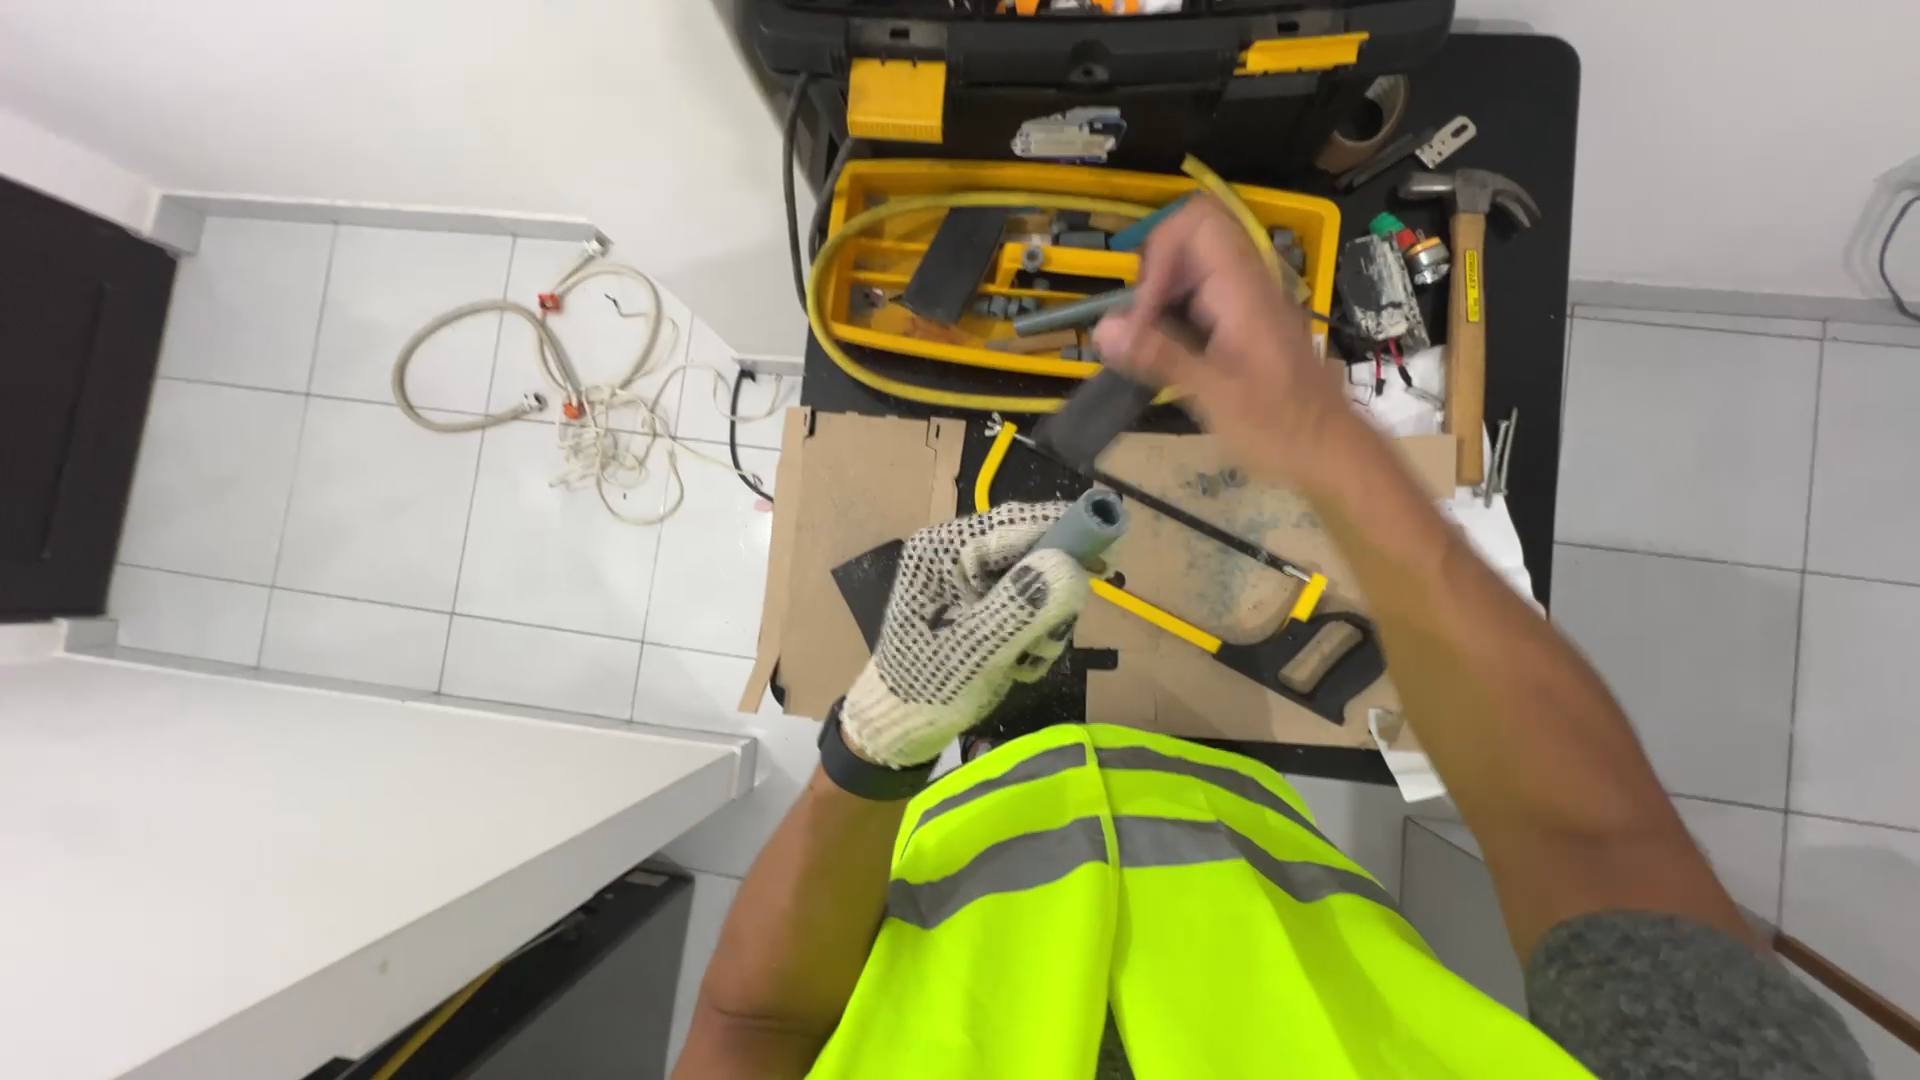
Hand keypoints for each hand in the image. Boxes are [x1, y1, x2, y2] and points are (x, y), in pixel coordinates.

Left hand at [841, 502, 1090, 767]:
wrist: (904, 726)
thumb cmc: (927, 684)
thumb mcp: (975, 648)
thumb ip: (1021, 607)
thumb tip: (1071, 566)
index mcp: (944, 550)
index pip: (1015, 524)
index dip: (1065, 534)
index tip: (1107, 556)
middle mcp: (961, 554)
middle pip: (1035, 552)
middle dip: (1050, 597)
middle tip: (1049, 636)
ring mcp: (977, 581)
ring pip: (1041, 584)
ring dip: (1044, 625)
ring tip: (1023, 661)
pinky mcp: (990, 606)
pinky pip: (1034, 608)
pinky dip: (1036, 638)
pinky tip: (1017, 665)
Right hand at [1092, 196, 1353, 493]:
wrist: (1331, 450)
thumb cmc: (1280, 428)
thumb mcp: (1212, 395)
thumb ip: (1159, 357)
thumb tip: (1104, 329)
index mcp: (1244, 291)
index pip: (1197, 224)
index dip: (1159, 255)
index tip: (1143, 312)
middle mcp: (1250, 286)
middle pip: (1193, 240)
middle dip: (1155, 277)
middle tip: (1141, 328)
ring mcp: (1251, 304)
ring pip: (1197, 270)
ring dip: (1162, 299)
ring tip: (1148, 345)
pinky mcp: (1248, 326)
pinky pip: (1206, 298)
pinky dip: (1178, 317)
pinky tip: (1169, 357)